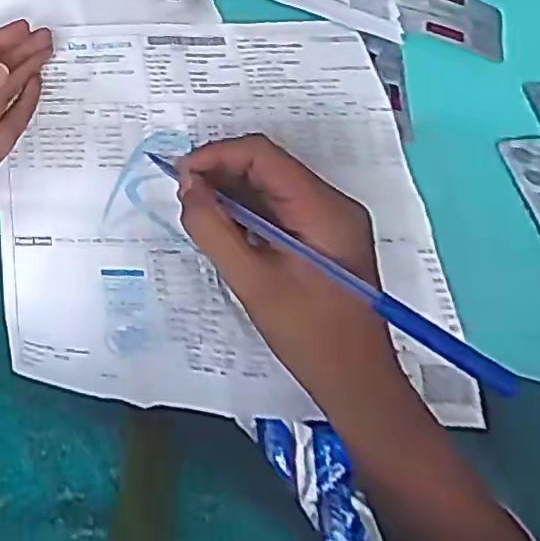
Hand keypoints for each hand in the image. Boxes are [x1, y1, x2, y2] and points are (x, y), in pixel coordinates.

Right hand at [176, 135, 399, 394]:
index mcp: (324, 209)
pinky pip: (273, 204)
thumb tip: (187, 185)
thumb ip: (213, 228)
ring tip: (199, 212)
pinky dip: (242, 207)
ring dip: (227, 189)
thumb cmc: (310, 336)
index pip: (261, 155)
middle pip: (264, 163)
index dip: (215, 156)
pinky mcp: (318, 233)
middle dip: (218, 171)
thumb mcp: (252, 281)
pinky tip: (223, 227)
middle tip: (184, 194)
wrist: (358, 386)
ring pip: (266, 182)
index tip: (181, 176)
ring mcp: (327, 218)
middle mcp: (330, 204)